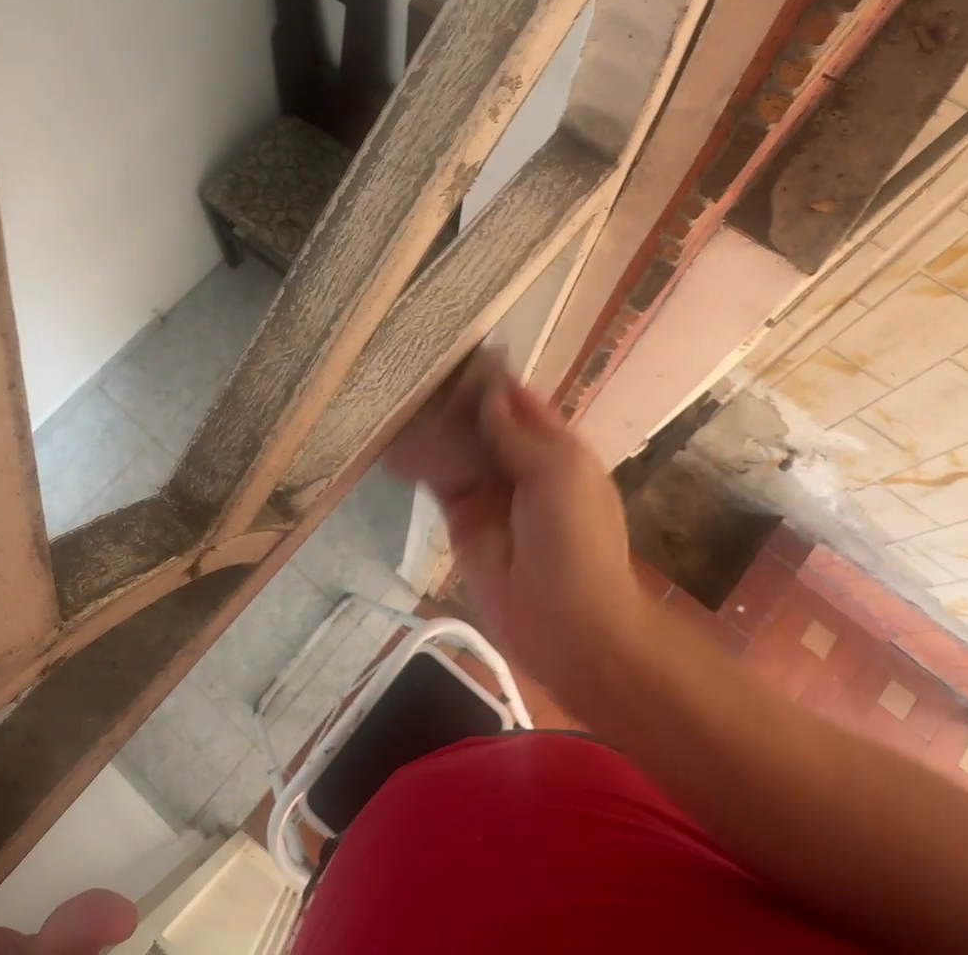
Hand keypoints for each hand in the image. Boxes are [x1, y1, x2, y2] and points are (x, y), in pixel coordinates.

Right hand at [386, 354, 646, 694]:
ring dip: (433, 428)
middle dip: (454, 400)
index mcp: (557, 448)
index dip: (492, 378)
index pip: (520, 402)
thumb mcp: (558, 470)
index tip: (454, 346)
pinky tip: (393, 443)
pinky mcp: (462, 520)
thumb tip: (489, 393)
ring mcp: (490, 493)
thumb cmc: (575, 539)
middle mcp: (522, 464)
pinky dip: (419, 464)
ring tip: (396, 395)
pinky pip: (439, 483)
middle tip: (411, 367)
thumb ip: (519, 432)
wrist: (567, 621)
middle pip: (484, 422)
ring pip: (458, 449)